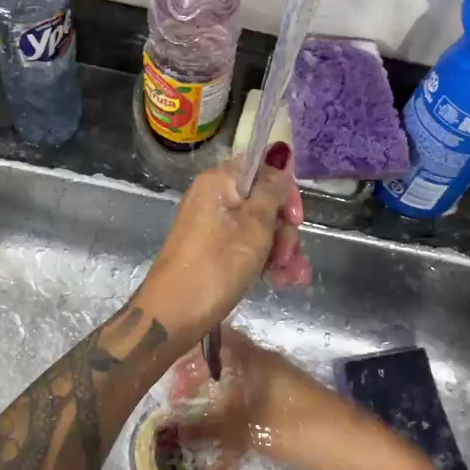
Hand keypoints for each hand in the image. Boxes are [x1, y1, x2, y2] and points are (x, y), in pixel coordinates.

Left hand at [139, 142, 309, 332]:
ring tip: (290, 278)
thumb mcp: (254, 227)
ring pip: (259, 228)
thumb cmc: (217, 266)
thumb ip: (271, 191)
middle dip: (283, 230)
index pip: (261, 168)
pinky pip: (246, 247)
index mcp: (219, 182)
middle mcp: (214, 198)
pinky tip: (282, 282)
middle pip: (263, 202)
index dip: (285, 192)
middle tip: (287, 256)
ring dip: (280, 251)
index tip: (296, 219)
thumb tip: (280, 155)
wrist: (173, 314)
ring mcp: (212, 225)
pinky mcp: (213, 250)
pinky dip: (265, 262)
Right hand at [178, 327, 405, 469]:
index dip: (189, 350)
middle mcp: (265, 372)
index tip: (164, 369)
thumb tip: (165, 428)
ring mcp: (277, 398)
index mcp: (259, 361)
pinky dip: (230, 442)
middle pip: (221, 371)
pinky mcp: (285, 424)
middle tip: (170, 408)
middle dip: (195, 387)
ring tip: (185, 439)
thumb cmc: (307, 430)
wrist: (364, 458)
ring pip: (233, 401)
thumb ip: (207, 429)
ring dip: (210, 418)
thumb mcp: (251, 430)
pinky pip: (248, 426)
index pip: (216, 339)